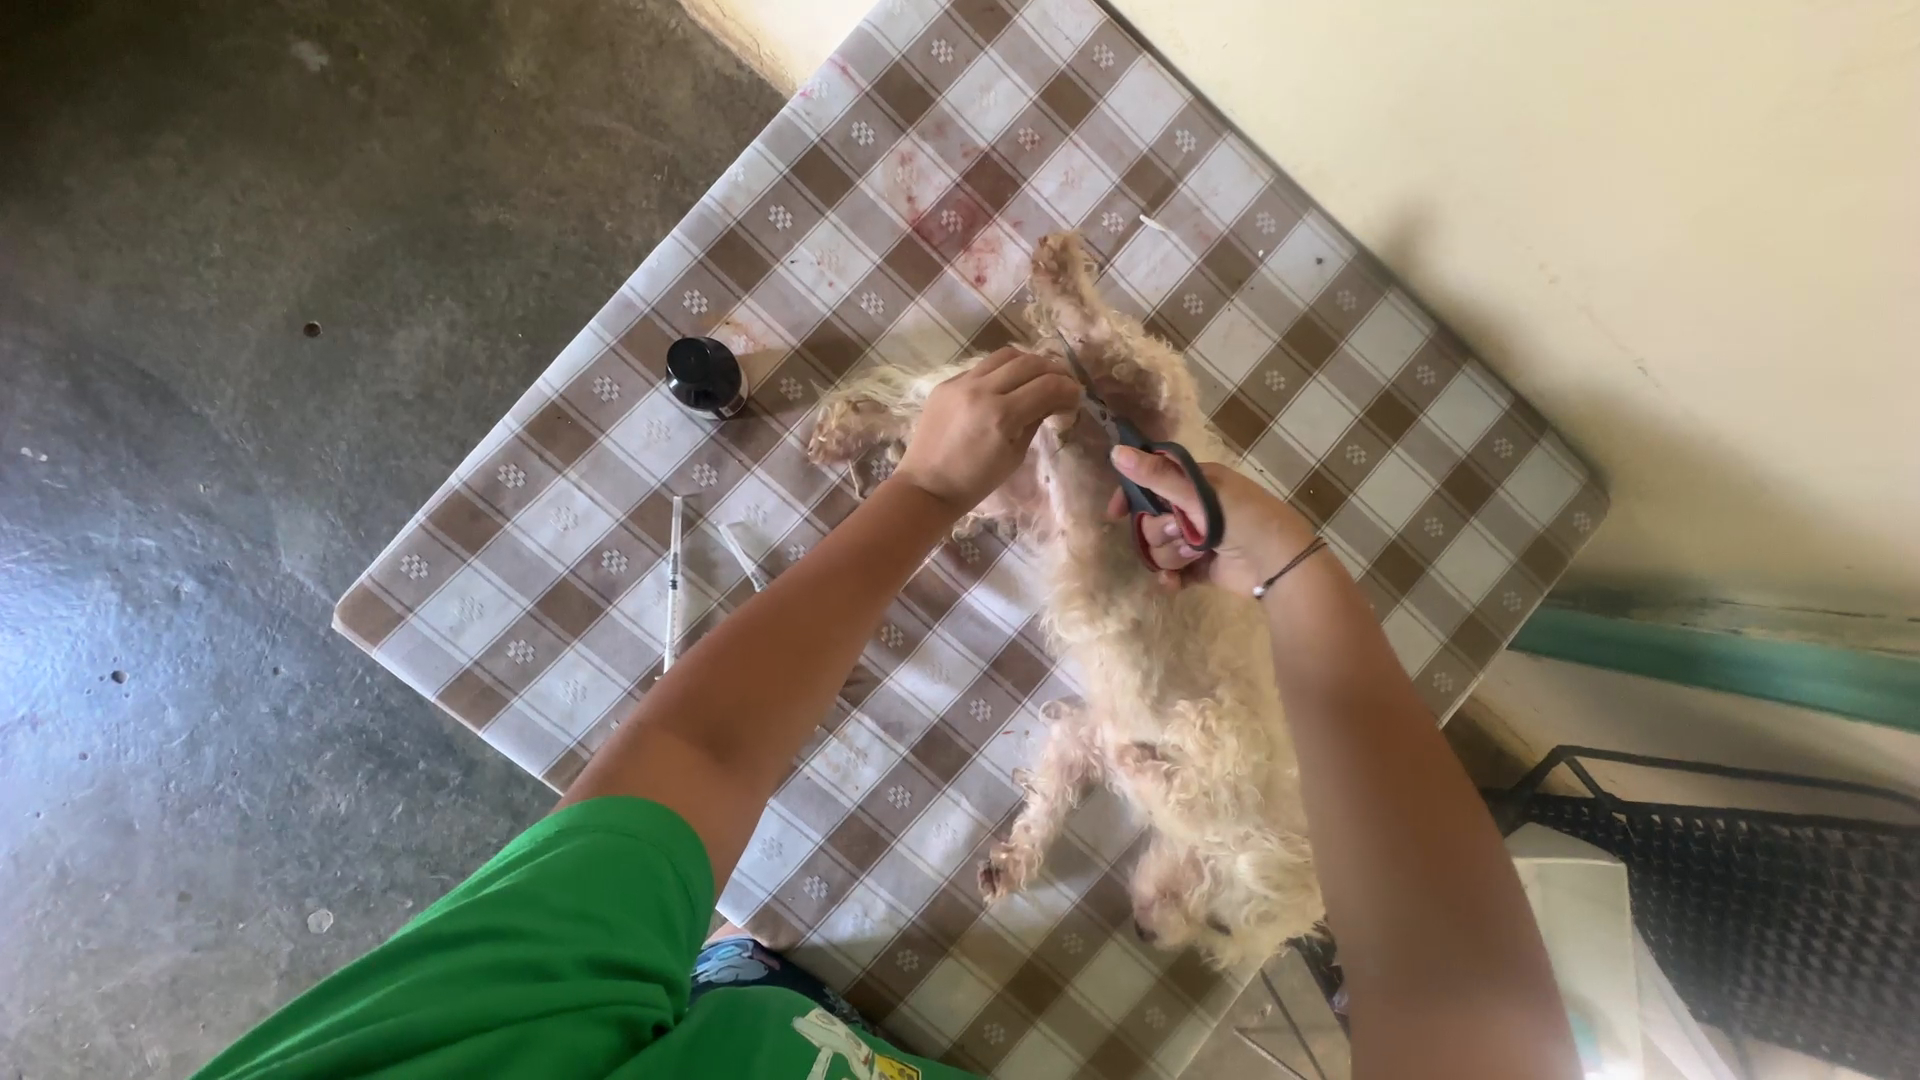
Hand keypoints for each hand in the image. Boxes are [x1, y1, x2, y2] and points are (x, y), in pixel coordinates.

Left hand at [893, 347, 1083, 513]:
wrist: (927, 486)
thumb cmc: (975, 481)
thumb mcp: (1014, 455)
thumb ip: (1035, 421)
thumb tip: (1055, 400)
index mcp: (1001, 416)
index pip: (1047, 386)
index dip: (1068, 388)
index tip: (1076, 396)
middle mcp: (981, 391)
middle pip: (1029, 363)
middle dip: (1053, 370)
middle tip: (1063, 382)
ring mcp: (960, 384)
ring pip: (1004, 356)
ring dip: (1028, 363)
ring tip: (1037, 377)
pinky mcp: (946, 384)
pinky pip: (981, 367)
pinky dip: (1001, 371)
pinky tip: (1007, 385)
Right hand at [1107, 445, 1319, 593]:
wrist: (1279, 564)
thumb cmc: (1243, 518)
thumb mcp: (1199, 494)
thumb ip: (1157, 476)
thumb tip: (1116, 452)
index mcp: (1195, 484)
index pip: (1150, 484)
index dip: (1131, 498)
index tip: (1116, 514)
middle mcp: (1193, 510)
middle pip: (1150, 522)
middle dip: (1160, 532)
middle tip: (1183, 532)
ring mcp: (1197, 540)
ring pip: (1160, 549)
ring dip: (1172, 555)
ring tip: (1197, 555)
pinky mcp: (1201, 568)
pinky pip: (1172, 572)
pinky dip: (1171, 578)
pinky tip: (1173, 583)